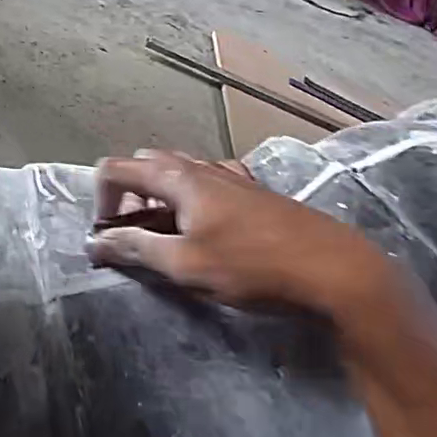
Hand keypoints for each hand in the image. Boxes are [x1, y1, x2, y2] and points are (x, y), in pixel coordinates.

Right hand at [87, 150, 393, 317]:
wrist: (341, 273)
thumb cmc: (254, 267)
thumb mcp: (184, 264)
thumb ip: (135, 248)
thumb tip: (94, 242)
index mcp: (177, 178)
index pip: (115, 168)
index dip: (100, 199)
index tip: (111, 235)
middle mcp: (200, 167)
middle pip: (144, 163)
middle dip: (128, 193)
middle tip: (137, 231)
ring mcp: (231, 175)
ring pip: (178, 170)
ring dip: (159, 194)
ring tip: (170, 230)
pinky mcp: (256, 191)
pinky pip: (209, 179)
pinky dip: (193, 194)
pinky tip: (208, 221)